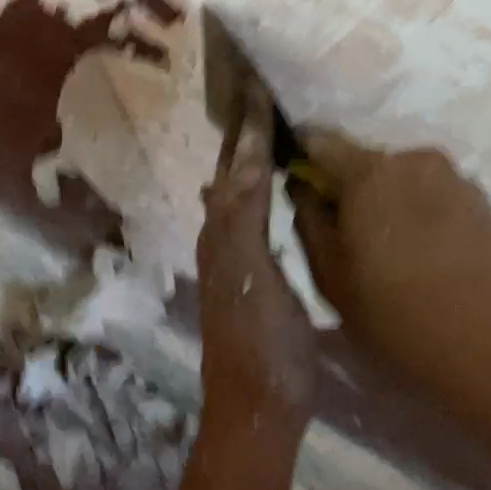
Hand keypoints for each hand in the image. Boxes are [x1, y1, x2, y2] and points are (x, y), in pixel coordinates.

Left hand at [196, 89, 317, 424]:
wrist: (258, 404)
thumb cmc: (262, 342)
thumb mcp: (254, 276)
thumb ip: (245, 219)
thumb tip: (240, 164)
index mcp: (224, 229)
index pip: (239, 165)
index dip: (248, 127)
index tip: (255, 84)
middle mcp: (222, 235)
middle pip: (232, 173)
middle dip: (242, 135)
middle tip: (256, 94)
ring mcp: (235, 256)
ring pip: (240, 192)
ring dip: (249, 160)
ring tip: (264, 131)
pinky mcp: (252, 275)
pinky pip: (254, 217)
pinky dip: (260, 192)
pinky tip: (268, 192)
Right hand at [289, 132, 490, 381]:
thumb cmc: (405, 320)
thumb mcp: (333, 280)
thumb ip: (308, 221)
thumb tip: (302, 186)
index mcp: (370, 170)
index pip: (317, 139)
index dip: (299, 159)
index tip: (293, 189)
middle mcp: (413, 159)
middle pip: (360, 161)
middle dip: (343, 189)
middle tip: (339, 239)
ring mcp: (455, 178)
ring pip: (396, 181)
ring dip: (381, 206)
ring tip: (383, 259)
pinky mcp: (482, 203)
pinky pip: (428, 198)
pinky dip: (414, 218)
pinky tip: (419, 264)